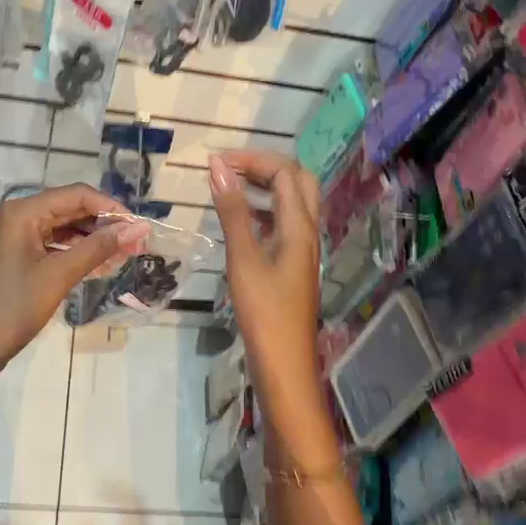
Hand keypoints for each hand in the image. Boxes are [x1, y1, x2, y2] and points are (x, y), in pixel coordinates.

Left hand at [0, 184, 149, 417]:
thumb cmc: (13, 309)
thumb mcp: (59, 275)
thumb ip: (100, 247)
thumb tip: (138, 227)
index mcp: (20, 212)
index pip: (75, 195)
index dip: (110, 207)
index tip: (138, 226)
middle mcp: (13, 216)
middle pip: (67, 209)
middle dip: (103, 225)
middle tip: (136, 243)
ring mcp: (9, 237)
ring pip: (59, 228)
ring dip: (90, 240)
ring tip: (123, 255)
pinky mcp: (10, 256)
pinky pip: (48, 245)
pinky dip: (72, 252)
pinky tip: (98, 264)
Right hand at [208, 151, 335, 464]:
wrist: (285, 365)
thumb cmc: (264, 312)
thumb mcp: (243, 259)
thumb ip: (232, 211)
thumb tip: (218, 167)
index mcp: (300, 226)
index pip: (285, 171)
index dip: (253, 159)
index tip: (217, 162)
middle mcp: (308, 231)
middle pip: (297, 180)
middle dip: (264, 166)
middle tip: (228, 170)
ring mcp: (303, 248)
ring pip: (291, 202)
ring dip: (264, 187)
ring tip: (228, 187)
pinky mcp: (293, 264)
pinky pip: (283, 223)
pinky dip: (263, 210)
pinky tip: (238, 220)